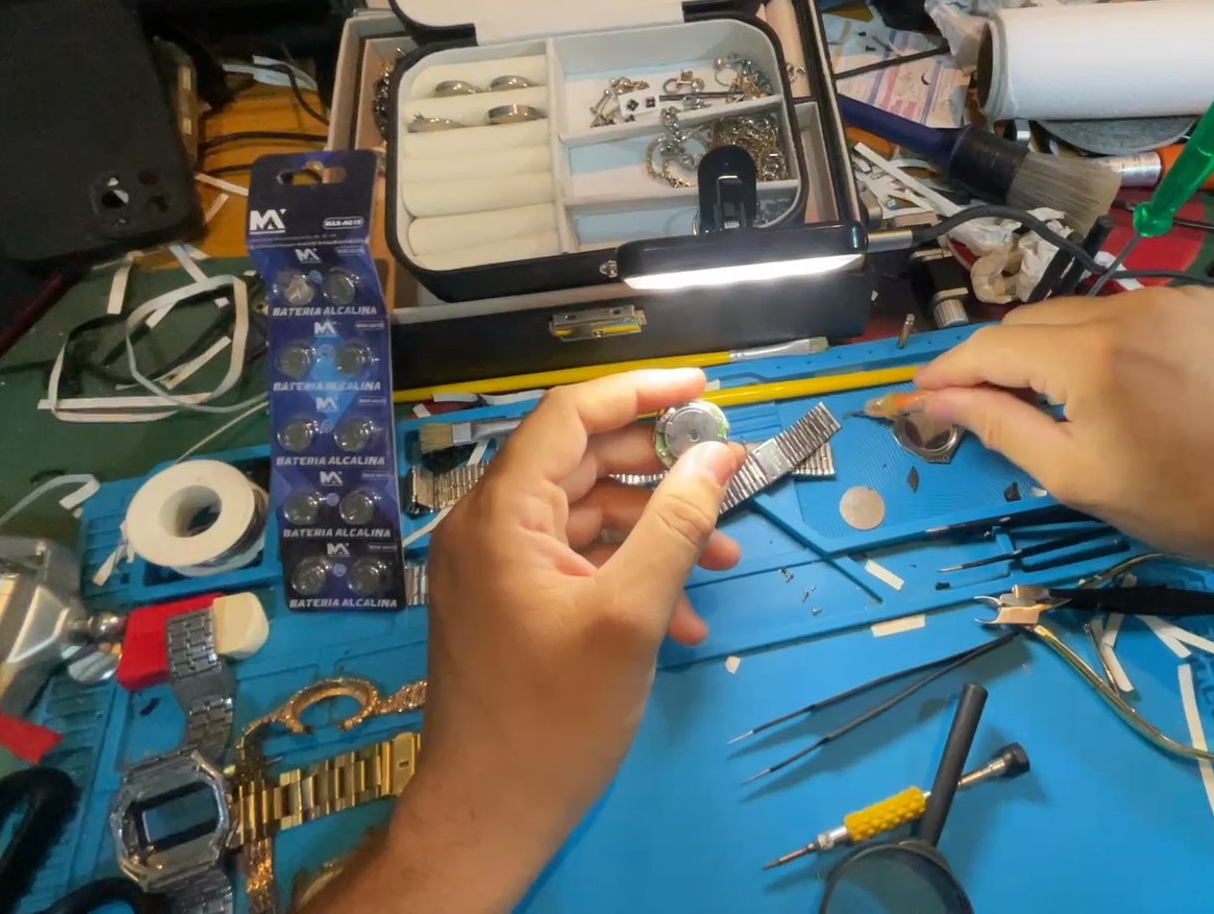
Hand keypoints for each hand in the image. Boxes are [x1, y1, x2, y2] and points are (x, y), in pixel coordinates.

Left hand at [390, 370, 743, 906]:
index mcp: (502, 512)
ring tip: (724, 560)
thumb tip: (717, 455)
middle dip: (662, 469)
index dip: (640, 392)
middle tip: (725, 473)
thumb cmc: (554, 718)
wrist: (488, 823)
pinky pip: (585, 562)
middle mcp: (495, 525)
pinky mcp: (522, 600)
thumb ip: (677, 524)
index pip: (571, 415)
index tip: (703, 390)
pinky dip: (635, 573)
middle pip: (587, 462)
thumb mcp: (630, 615)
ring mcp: (505, 565)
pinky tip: (685, 618)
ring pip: (594, 516)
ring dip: (660, 531)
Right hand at [916, 288, 1213, 585]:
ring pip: (1079, 312)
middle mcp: (1126, 304)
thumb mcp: (1077, 476)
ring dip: (1051, 348)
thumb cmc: (1190, 504)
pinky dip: (1106, 339)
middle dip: (997, 360)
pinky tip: (1126, 380)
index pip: (989, 347)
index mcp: (1088, 354)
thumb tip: (935, 401)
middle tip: (987, 405)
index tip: (921, 394)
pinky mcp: (1213, 301)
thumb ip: (997, 427)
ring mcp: (1176, 296)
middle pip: (1030, 322)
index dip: (947, 370)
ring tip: (1062, 398)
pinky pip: (1132, 311)